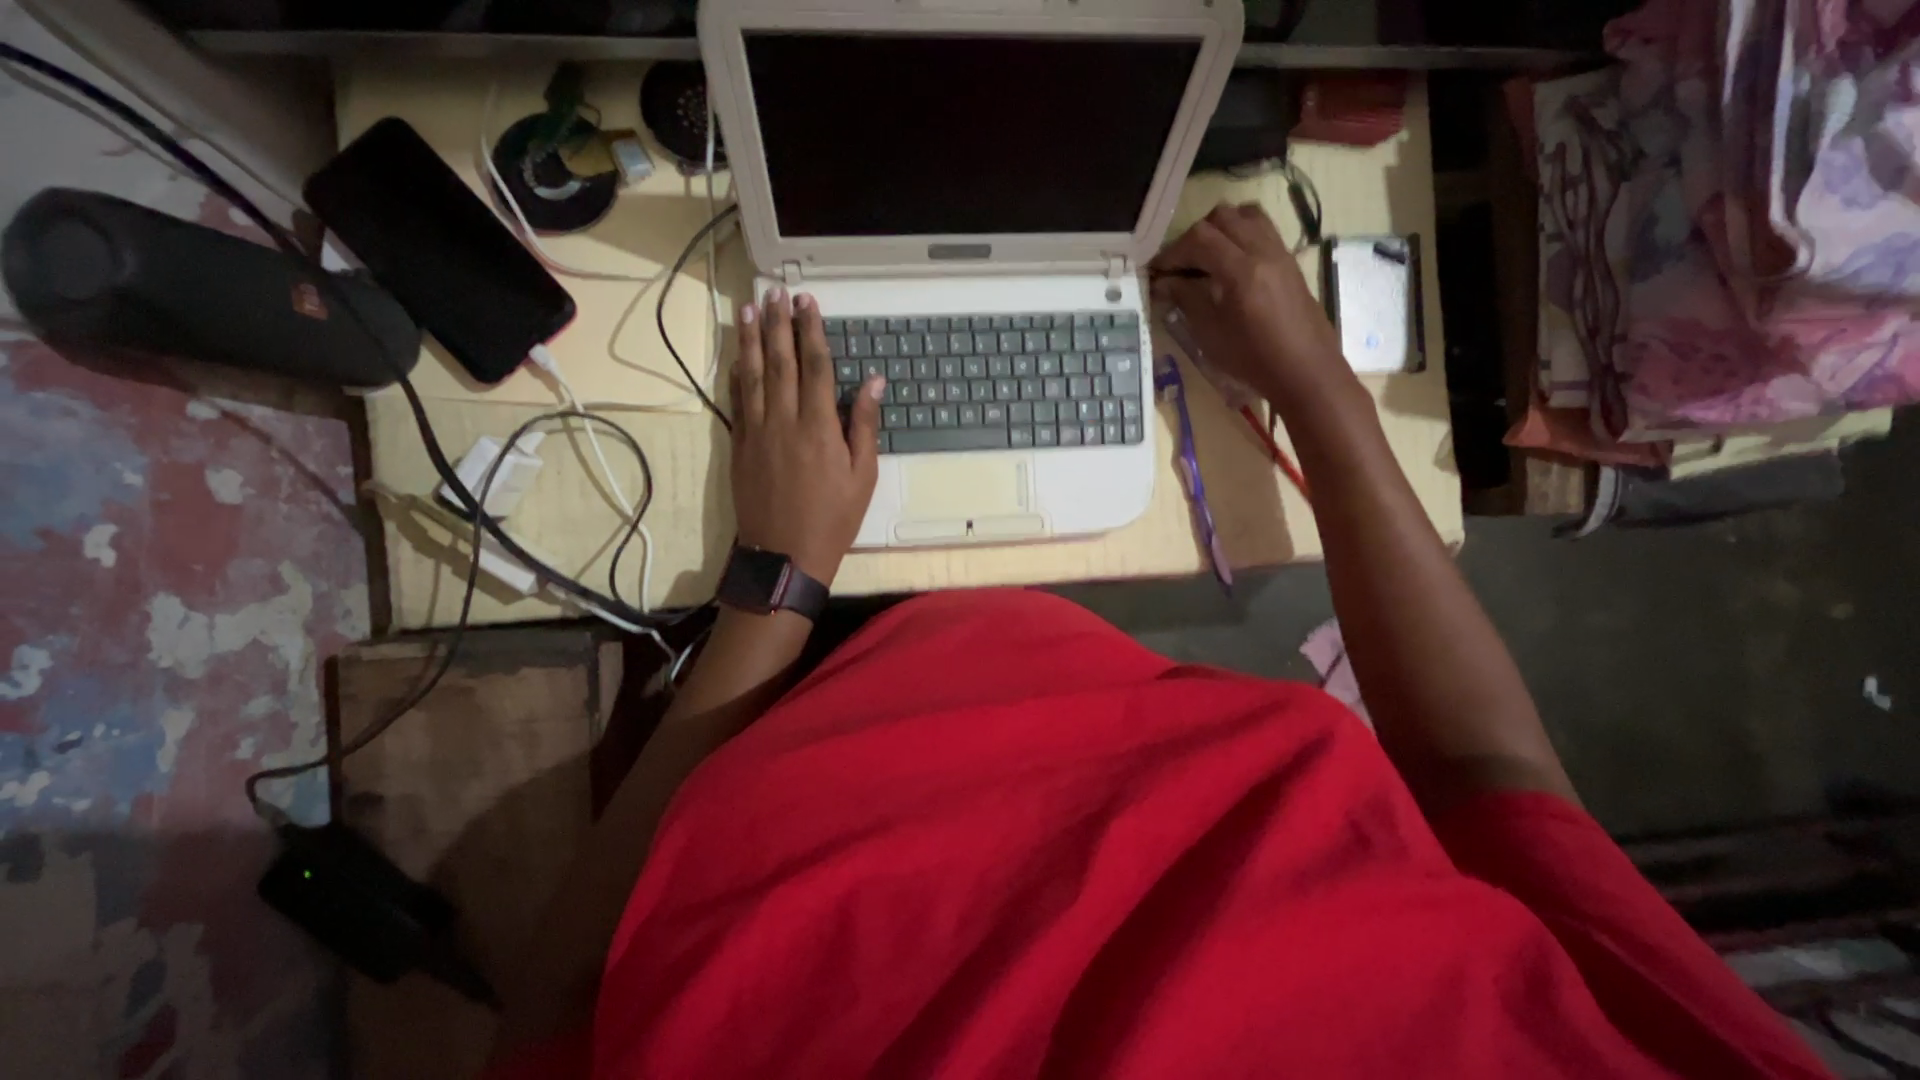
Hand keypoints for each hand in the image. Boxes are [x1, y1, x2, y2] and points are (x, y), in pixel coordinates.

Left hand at [729, 287, 883, 586]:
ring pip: (752, 375)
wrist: (784, 555)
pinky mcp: (740, 446)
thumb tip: (871, 382)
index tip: (807, 303)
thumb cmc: (833, 518)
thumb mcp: (862, 476)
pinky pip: (737, 401)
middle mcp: (784, 420)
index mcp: (819, 426)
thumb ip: (864, 425)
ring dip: (750, 339)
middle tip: (775, 292)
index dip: (811, 330)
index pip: (815, 365)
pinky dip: (737, 374)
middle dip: (777, 323)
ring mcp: (757, 431)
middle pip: (780, 361)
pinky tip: (737, 356)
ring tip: (749, 308)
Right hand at [1151, 203, 1351, 403]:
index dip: (1172, 251)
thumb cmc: (1253, 359)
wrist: (1305, 370)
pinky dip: (1241, 232)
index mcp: (1241, 270)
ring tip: (1207, 256)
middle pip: (1221, 217)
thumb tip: (1164, 282)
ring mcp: (1280, 252)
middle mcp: (1263, 251)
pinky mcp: (1289, 260)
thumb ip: (1186, 299)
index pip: (1199, 239)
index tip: (1157, 271)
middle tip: (1181, 265)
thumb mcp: (1210, 334)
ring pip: (1245, 215)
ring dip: (1220, 228)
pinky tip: (1231, 261)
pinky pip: (1263, 228)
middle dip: (1194, 236)